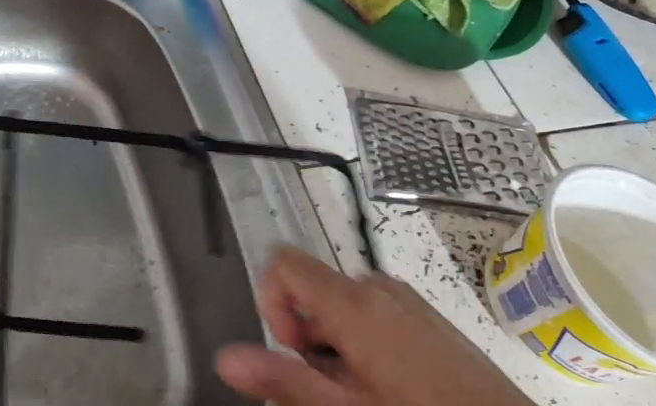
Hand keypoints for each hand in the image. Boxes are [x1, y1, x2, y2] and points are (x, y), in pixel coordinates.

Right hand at [216, 245, 534, 405]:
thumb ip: (285, 380)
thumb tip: (226, 359)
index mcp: (353, 302)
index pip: (283, 263)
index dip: (270, 300)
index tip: (289, 349)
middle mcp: (377, 288)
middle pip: (313, 290)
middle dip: (307, 336)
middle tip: (330, 390)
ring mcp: (407, 301)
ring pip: (343, 306)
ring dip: (335, 344)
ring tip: (361, 394)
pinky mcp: (429, 318)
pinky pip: (375, 314)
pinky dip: (364, 343)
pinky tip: (388, 389)